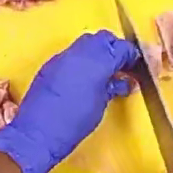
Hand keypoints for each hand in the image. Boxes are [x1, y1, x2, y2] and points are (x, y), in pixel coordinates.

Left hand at [0, 31, 136, 172]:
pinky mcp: (49, 65)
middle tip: (120, 68)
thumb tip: (121, 81)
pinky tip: (84, 78)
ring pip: (85, 43)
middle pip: (102, 39)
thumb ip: (112, 87)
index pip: (120, 47)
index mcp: (97, 62)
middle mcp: (79, 53)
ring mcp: (61, 57)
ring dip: (96, 53)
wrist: (38, 133)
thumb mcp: (100, 105)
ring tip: (102, 73)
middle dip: (113, 49)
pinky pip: (70, 54)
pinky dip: (81, 60)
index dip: (130, 56)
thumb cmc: (74, 123)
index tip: (134, 67)